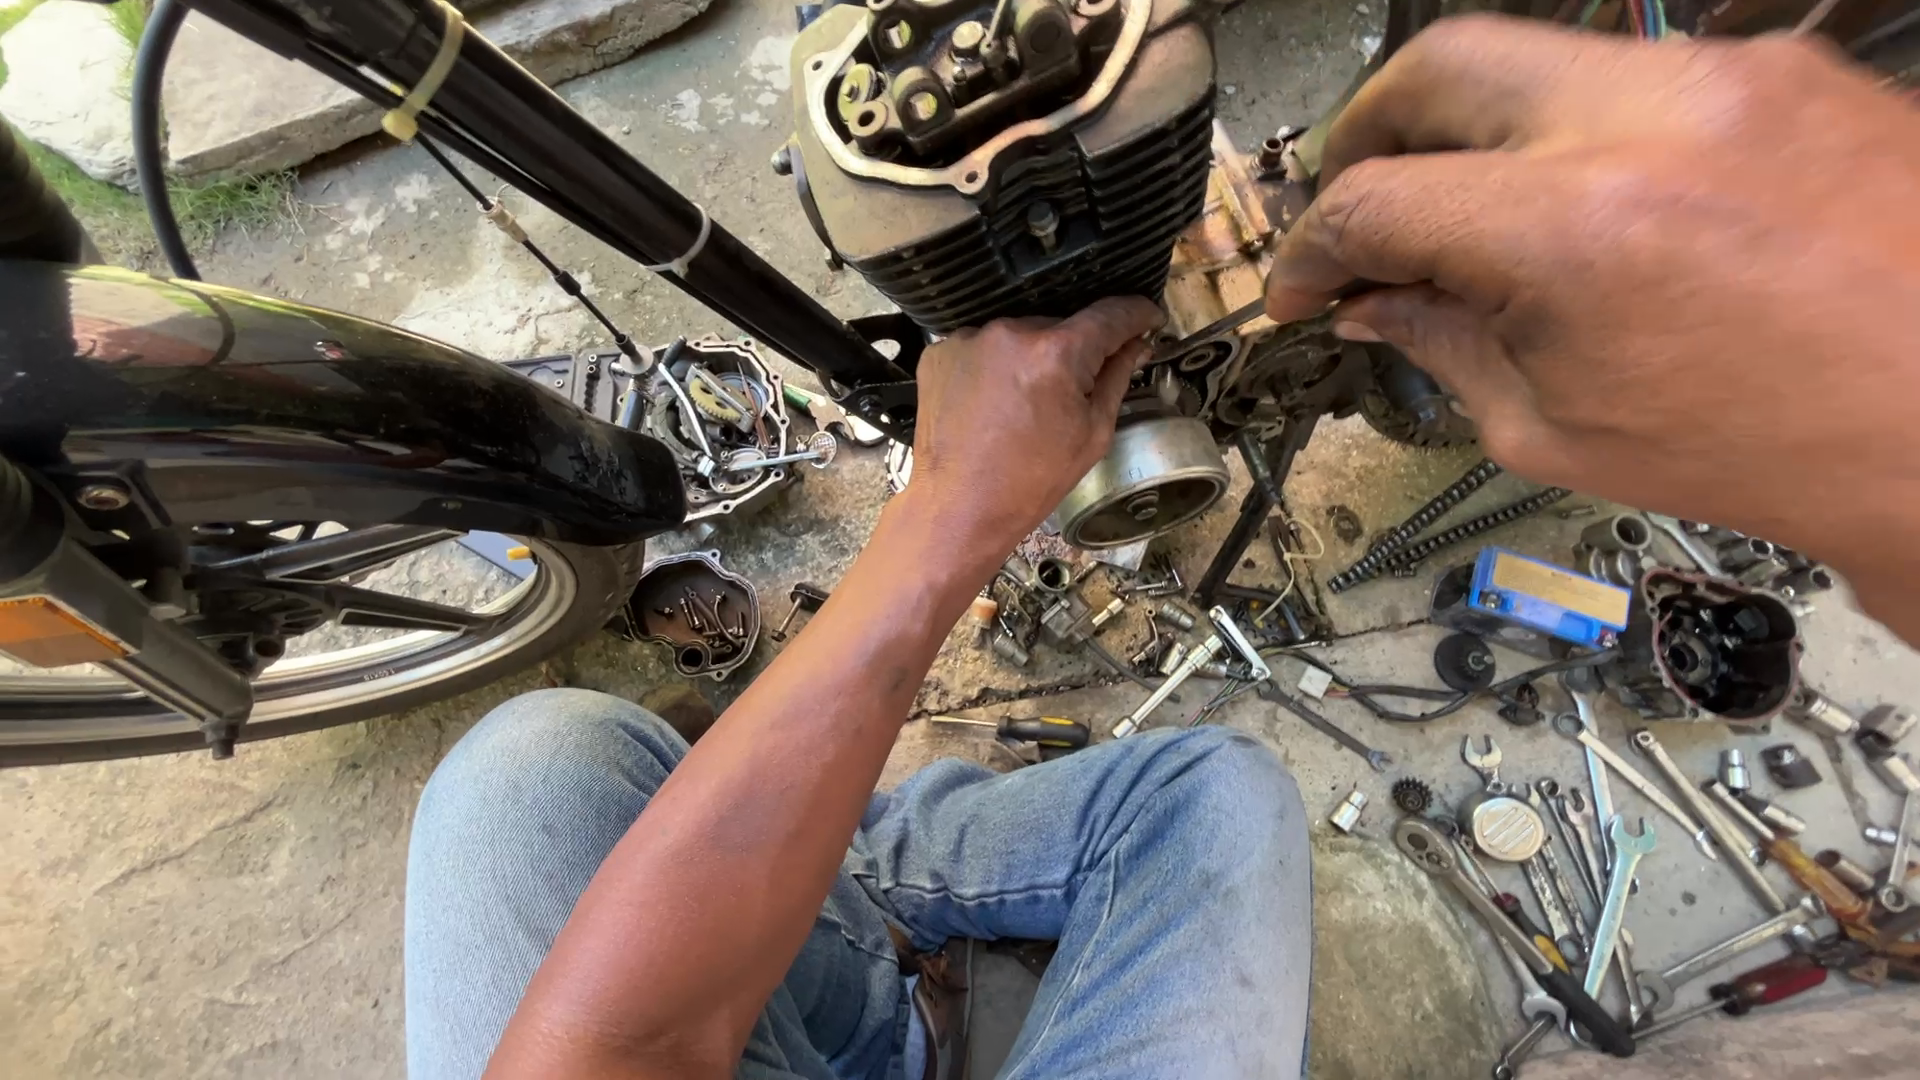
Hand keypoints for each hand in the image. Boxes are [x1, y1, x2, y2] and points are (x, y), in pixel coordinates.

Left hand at [905, 296, 1161, 562]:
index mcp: (1055, 354)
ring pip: (1020, 336)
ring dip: (1030, 359)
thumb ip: (1116, 379)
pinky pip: (983, 348)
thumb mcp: (1091, 435)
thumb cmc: (1027, 482)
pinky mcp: (940, 352)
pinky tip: (992, 405)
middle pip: (1060, 326)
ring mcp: (969, 340)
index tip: (1146, 318)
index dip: (1136, 314)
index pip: (1110, 314)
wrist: (960, 506)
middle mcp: (1009, 334)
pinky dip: (994, 368)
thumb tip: (1134, 345)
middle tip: (1070, 394)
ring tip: (1022, 407)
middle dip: (1073, 352)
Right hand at [1265, 16, 1919, 631]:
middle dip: (1359, 141)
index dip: (1308, 252)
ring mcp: (1724, 75)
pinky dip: (1530, 139)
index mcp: (1574, 229)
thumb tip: (1368, 306)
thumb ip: (1437, 340)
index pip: (1375, 200)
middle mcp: (1648, 116)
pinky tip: (1528, 213)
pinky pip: (1603, 80)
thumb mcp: (1539, 421)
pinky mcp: (1773, 73)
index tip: (1298, 293)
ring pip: (1520, 60)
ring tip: (1433, 224)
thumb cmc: (1755, 448)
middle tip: (1343, 219)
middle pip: (1436, 66)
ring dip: (1445, 139)